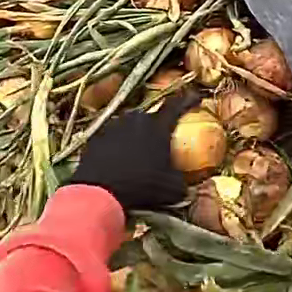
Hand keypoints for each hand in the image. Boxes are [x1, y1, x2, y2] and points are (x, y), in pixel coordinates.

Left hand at [69, 92, 198, 213]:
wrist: (99, 193)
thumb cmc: (141, 187)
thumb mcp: (171, 190)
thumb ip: (181, 182)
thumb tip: (186, 186)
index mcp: (158, 126)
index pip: (177, 105)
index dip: (188, 100)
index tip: (195, 98)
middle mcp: (136, 119)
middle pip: (151, 117)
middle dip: (157, 126)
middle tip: (160, 141)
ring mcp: (113, 126)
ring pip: (129, 126)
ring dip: (135, 136)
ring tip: (136, 155)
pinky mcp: (96, 137)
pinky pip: (111, 137)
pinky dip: (116, 145)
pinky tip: (117, 162)